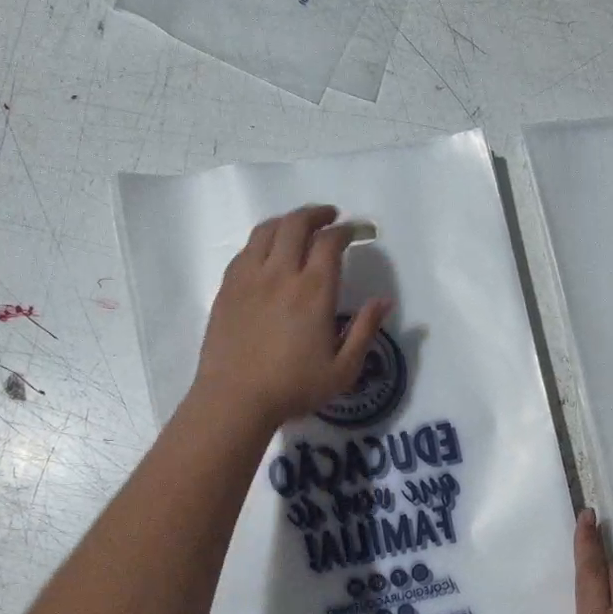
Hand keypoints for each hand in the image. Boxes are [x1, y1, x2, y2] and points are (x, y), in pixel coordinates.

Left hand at [191, 205, 390, 429]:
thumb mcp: (343, 369)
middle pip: (296, 224)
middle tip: (331, 217)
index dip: (347, 230)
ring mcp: (249, 277)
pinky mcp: (228, 288)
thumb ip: (366, 331)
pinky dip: (263, 240)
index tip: (358, 231)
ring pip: (266, 230)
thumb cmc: (294, 387)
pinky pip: (246, 250)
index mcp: (314, 291)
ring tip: (299, 226)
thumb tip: (384, 301)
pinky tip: (269, 252)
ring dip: (287, 221)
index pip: (330, 242)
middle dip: (317, 214)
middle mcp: (280, 274)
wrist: (235, 399)